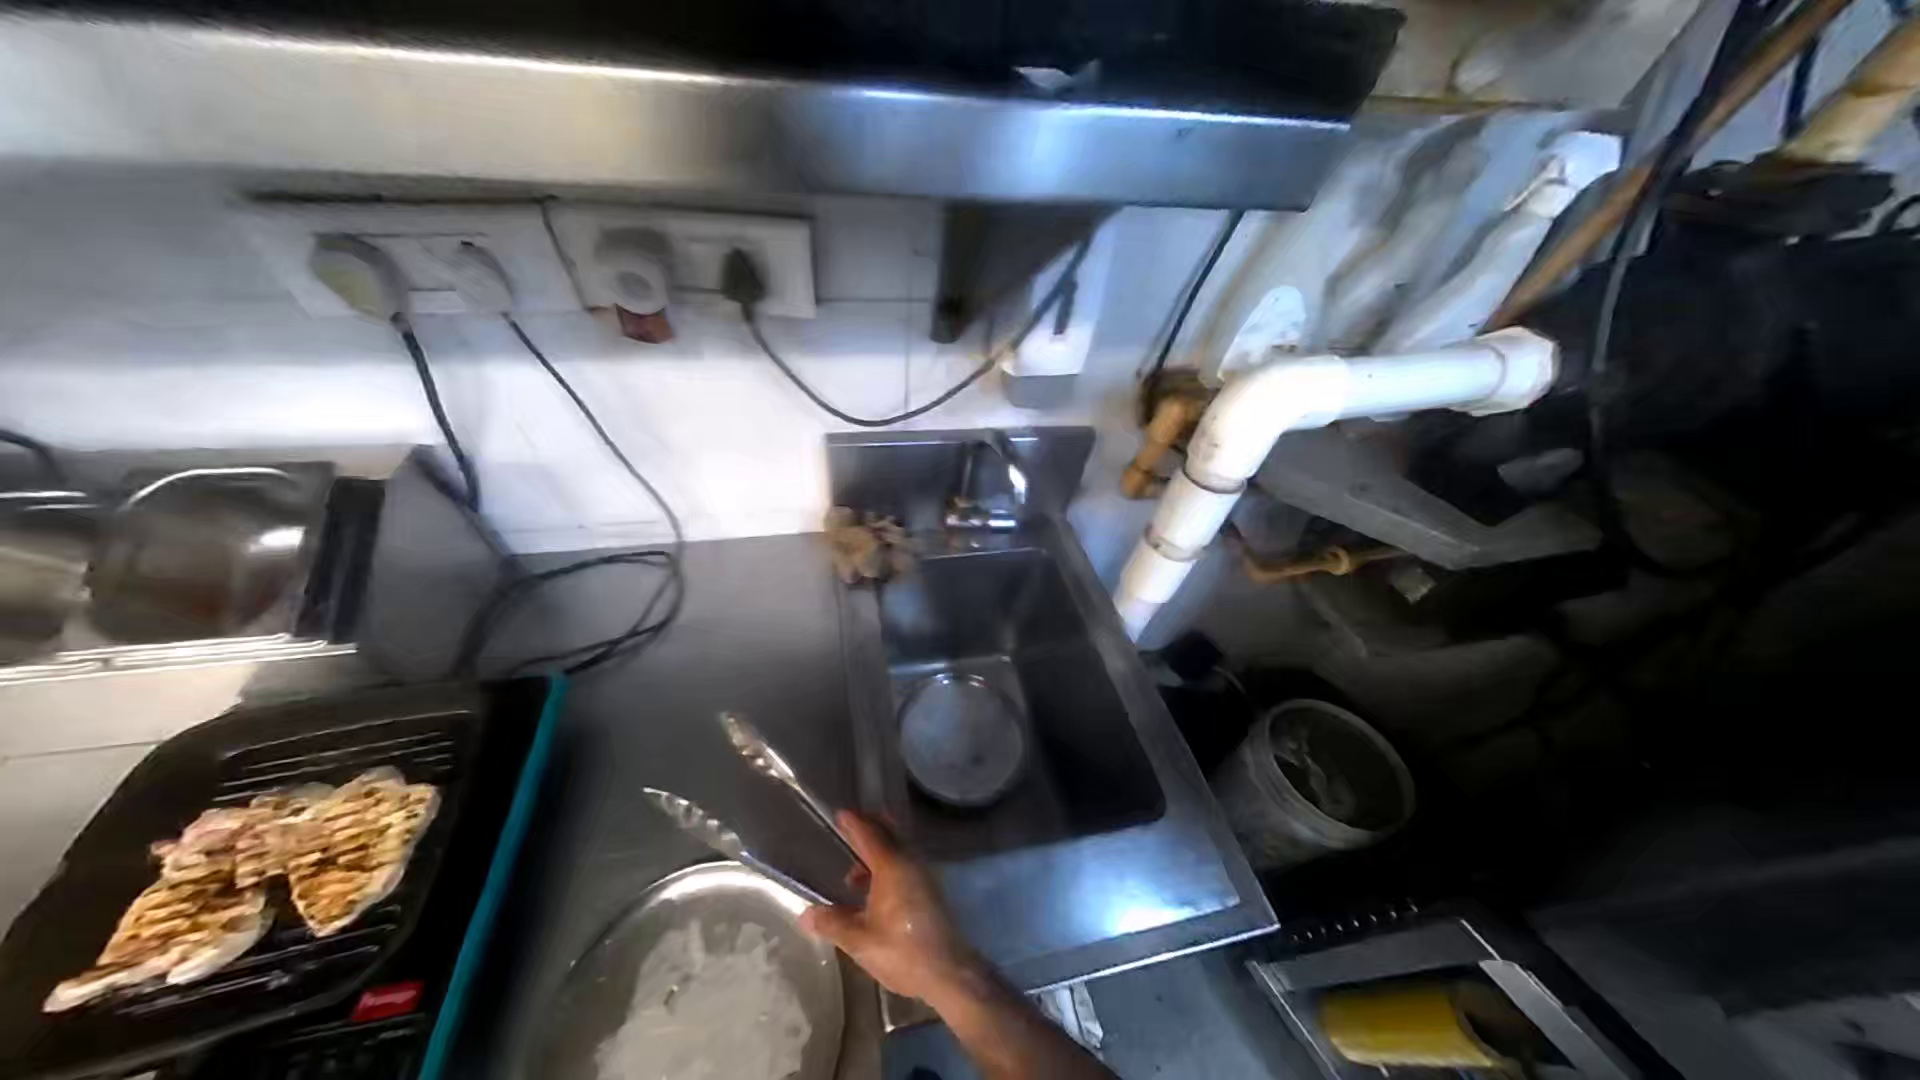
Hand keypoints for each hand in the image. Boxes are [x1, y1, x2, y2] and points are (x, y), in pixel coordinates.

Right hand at [798, 811, 987, 1003]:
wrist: (948, 970)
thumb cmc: (902, 951)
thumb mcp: (860, 941)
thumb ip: (833, 923)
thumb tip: (806, 914)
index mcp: (892, 866)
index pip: (870, 835)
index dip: (854, 824)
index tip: (841, 814)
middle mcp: (910, 862)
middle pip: (889, 833)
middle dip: (870, 828)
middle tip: (850, 828)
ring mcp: (923, 874)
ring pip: (899, 849)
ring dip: (878, 851)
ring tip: (854, 874)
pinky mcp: (929, 889)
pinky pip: (905, 863)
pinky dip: (888, 865)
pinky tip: (874, 892)